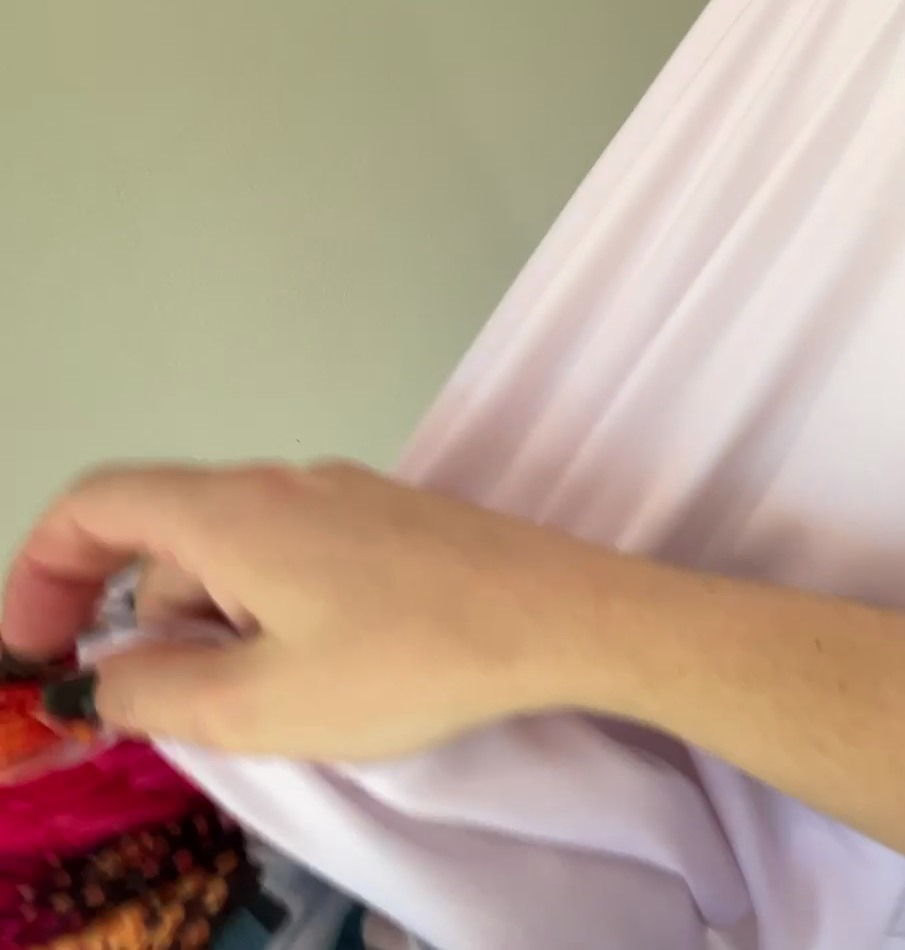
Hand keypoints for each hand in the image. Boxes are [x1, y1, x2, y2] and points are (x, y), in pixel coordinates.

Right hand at [3, 462, 625, 759]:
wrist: (570, 616)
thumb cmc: (415, 659)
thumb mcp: (255, 701)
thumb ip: (151, 685)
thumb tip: (117, 664)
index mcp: (243, 509)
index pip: (101, 502)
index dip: (45, 571)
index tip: (41, 647)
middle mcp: (308, 483)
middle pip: (186, 534)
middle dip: (164, 616)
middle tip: (209, 694)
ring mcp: (378, 496)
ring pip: (264, 549)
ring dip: (243, 617)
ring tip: (299, 683)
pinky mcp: (428, 520)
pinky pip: (331, 553)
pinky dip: (307, 602)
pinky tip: (359, 653)